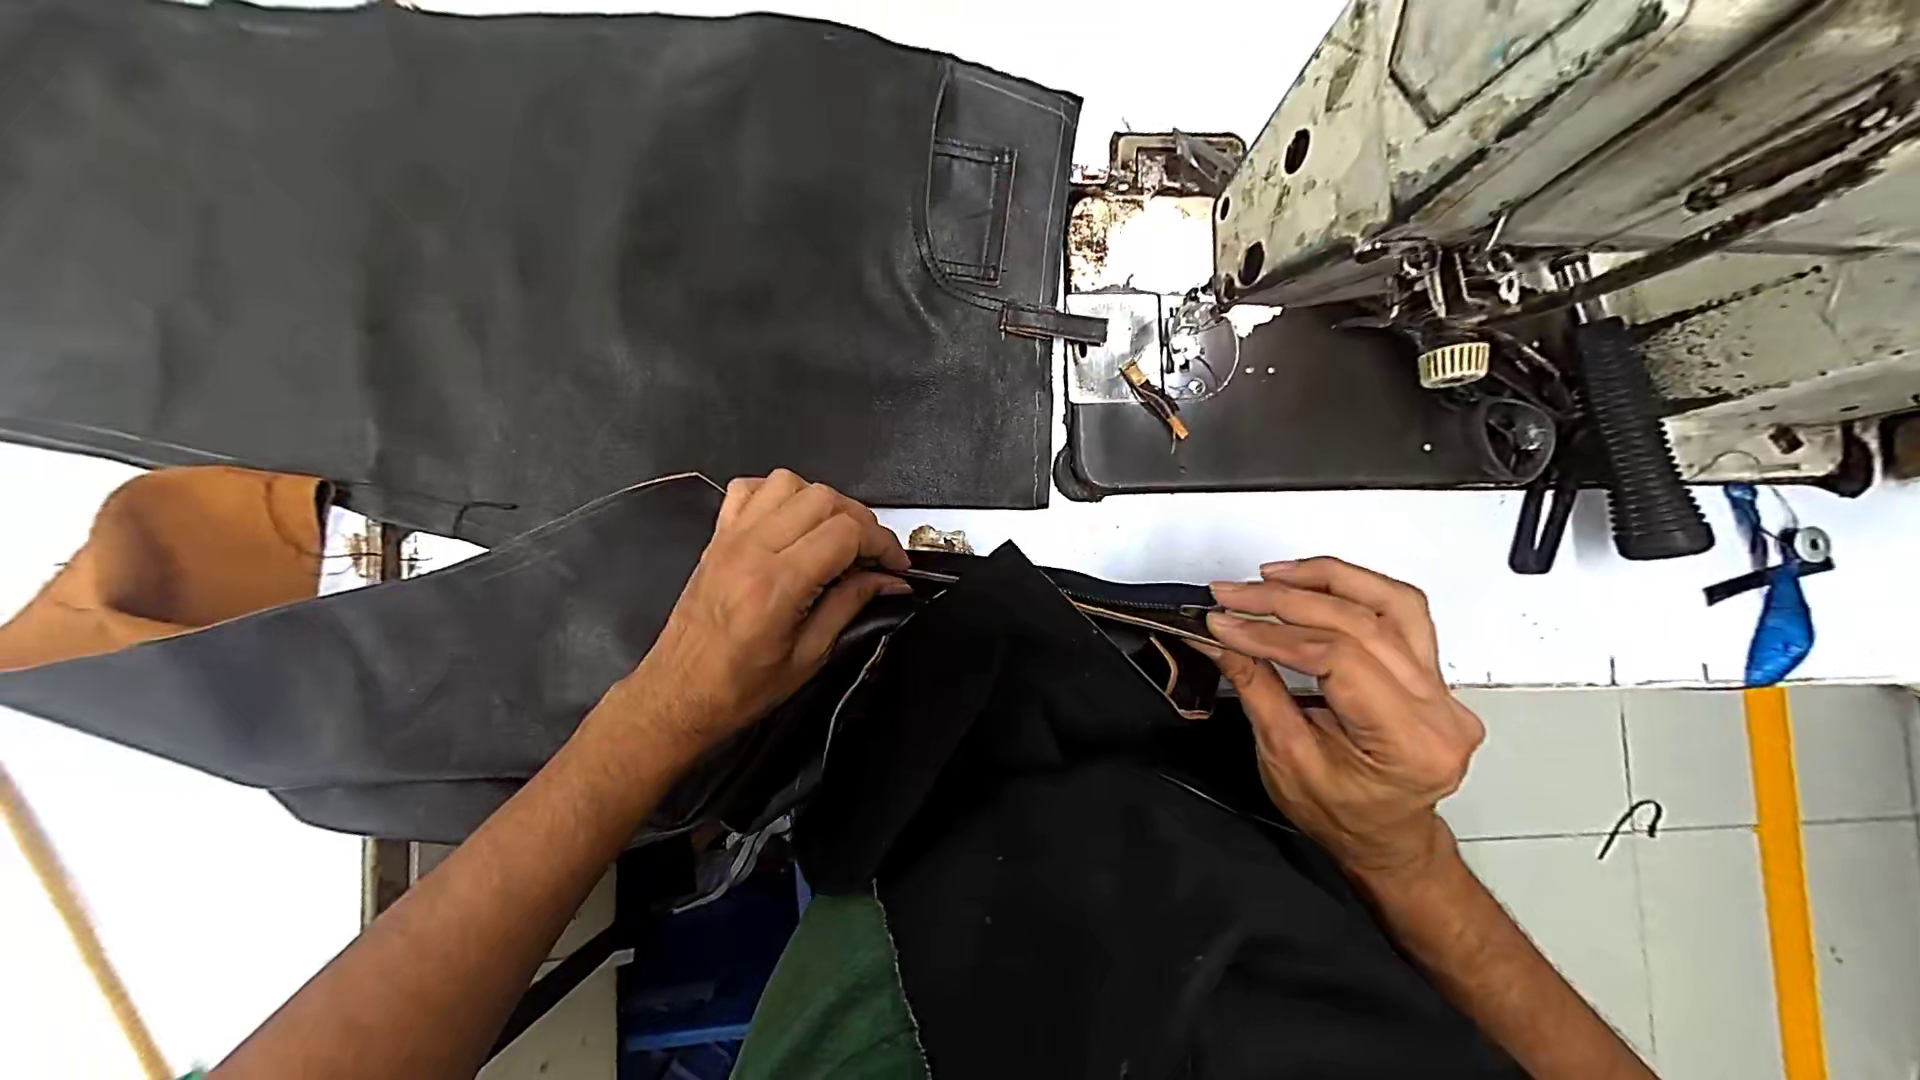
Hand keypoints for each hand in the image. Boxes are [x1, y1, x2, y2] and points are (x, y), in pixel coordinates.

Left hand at [589, 470, 910, 765]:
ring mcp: (730, 539)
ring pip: (789, 483)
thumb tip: (885, 580)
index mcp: (775, 586)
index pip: (845, 532)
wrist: (679, 694)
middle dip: (862, 521)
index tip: (895, 563)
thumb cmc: (736, 687)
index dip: (883, 543)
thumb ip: (851, 605)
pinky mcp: (718, 539)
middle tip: (873, 553)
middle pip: (823, 499)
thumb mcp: (809, 655)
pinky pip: (749, 489)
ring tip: (835, 535)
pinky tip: (793, 521)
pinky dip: (779, 495)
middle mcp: (750, 552)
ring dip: (823, 503)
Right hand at [1197, 558, 1483, 878]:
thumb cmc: (1342, 815)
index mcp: (1408, 743)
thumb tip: (1220, 639)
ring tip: (1271, 576)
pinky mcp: (1430, 669)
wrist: (1383, 835)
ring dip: (1325, 579)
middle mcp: (1438, 709)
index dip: (1271, 634)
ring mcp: (1441, 686)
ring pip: (1391, 602)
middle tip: (1232, 595)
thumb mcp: (1284, 758)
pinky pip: (1399, 609)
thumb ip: (1254, 688)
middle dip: (1284, 600)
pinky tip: (1312, 583)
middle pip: (1362, 622)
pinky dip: (1352, 587)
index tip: (1224, 623)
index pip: (1337, 658)